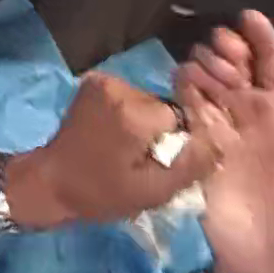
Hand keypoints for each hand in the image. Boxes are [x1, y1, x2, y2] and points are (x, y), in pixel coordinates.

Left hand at [4, 70, 222, 229]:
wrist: (54, 178)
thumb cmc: (103, 191)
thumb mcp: (155, 189)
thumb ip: (191, 163)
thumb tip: (219, 140)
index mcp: (132, 111)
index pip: (180, 118)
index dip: (178, 142)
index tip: (162, 161)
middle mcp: (116, 86)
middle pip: (161, 107)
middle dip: (161, 131)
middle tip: (143, 158)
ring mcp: (101, 81)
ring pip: (145, 100)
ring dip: (144, 122)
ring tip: (128, 148)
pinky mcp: (91, 82)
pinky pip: (126, 95)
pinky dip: (127, 112)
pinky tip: (115, 134)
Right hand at [178, 12, 273, 272]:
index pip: (273, 70)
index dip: (262, 42)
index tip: (250, 16)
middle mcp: (249, 115)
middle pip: (234, 65)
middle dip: (228, 47)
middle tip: (225, 47)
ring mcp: (218, 124)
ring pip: (206, 75)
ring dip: (207, 63)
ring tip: (213, 71)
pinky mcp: (192, 137)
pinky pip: (183, 99)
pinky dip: (184, 82)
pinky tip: (190, 80)